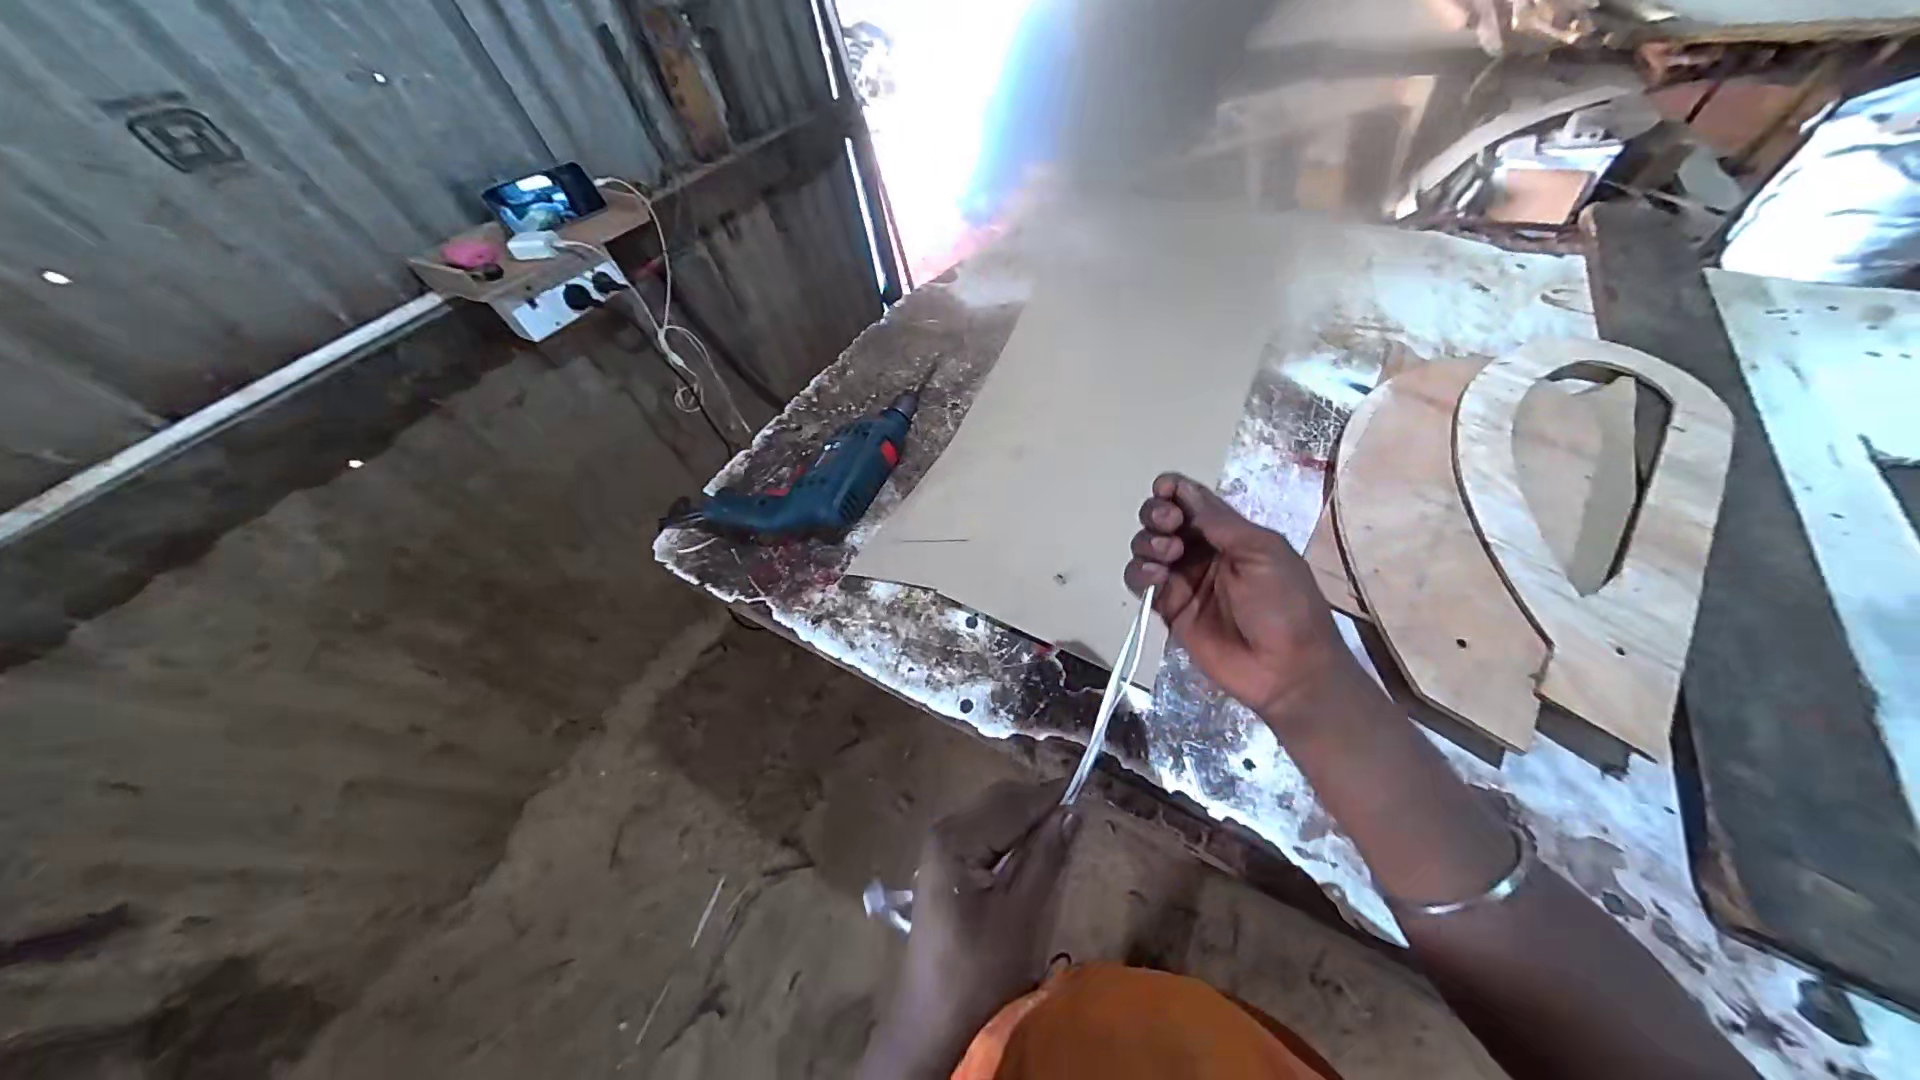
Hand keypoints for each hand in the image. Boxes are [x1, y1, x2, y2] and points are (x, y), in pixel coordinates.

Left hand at [859, 780, 1079, 1079]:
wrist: (935, 1024)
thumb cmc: (979, 971)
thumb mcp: (1020, 912)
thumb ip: (1045, 856)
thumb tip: (1072, 811)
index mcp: (955, 837)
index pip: (1011, 802)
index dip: (1050, 795)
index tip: (1086, 786)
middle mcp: (943, 830)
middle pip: (998, 802)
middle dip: (1037, 803)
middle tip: (1079, 807)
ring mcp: (940, 847)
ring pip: (992, 816)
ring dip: (1026, 818)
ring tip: (1063, 824)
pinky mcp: (945, 865)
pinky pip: (984, 834)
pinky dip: (1011, 834)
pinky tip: (1034, 846)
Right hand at [1123, 473, 1354, 721]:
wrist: (1286, 669)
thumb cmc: (1285, 604)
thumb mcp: (1263, 552)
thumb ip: (1220, 522)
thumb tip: (1183, 490)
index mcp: (1229, 533)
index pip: (1191, 501)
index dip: (1173, 490)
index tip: (1165, 491)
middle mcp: (1202, 551)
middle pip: (1161, 519)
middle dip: (1157, 513)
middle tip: (1170, 525)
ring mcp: (1182, 580)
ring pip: (1146, 547)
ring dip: (1148, 541)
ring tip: (1168, 554)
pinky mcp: (1168, 608)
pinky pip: (1141, 582)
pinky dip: (1140, 572)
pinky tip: (1156, 575)